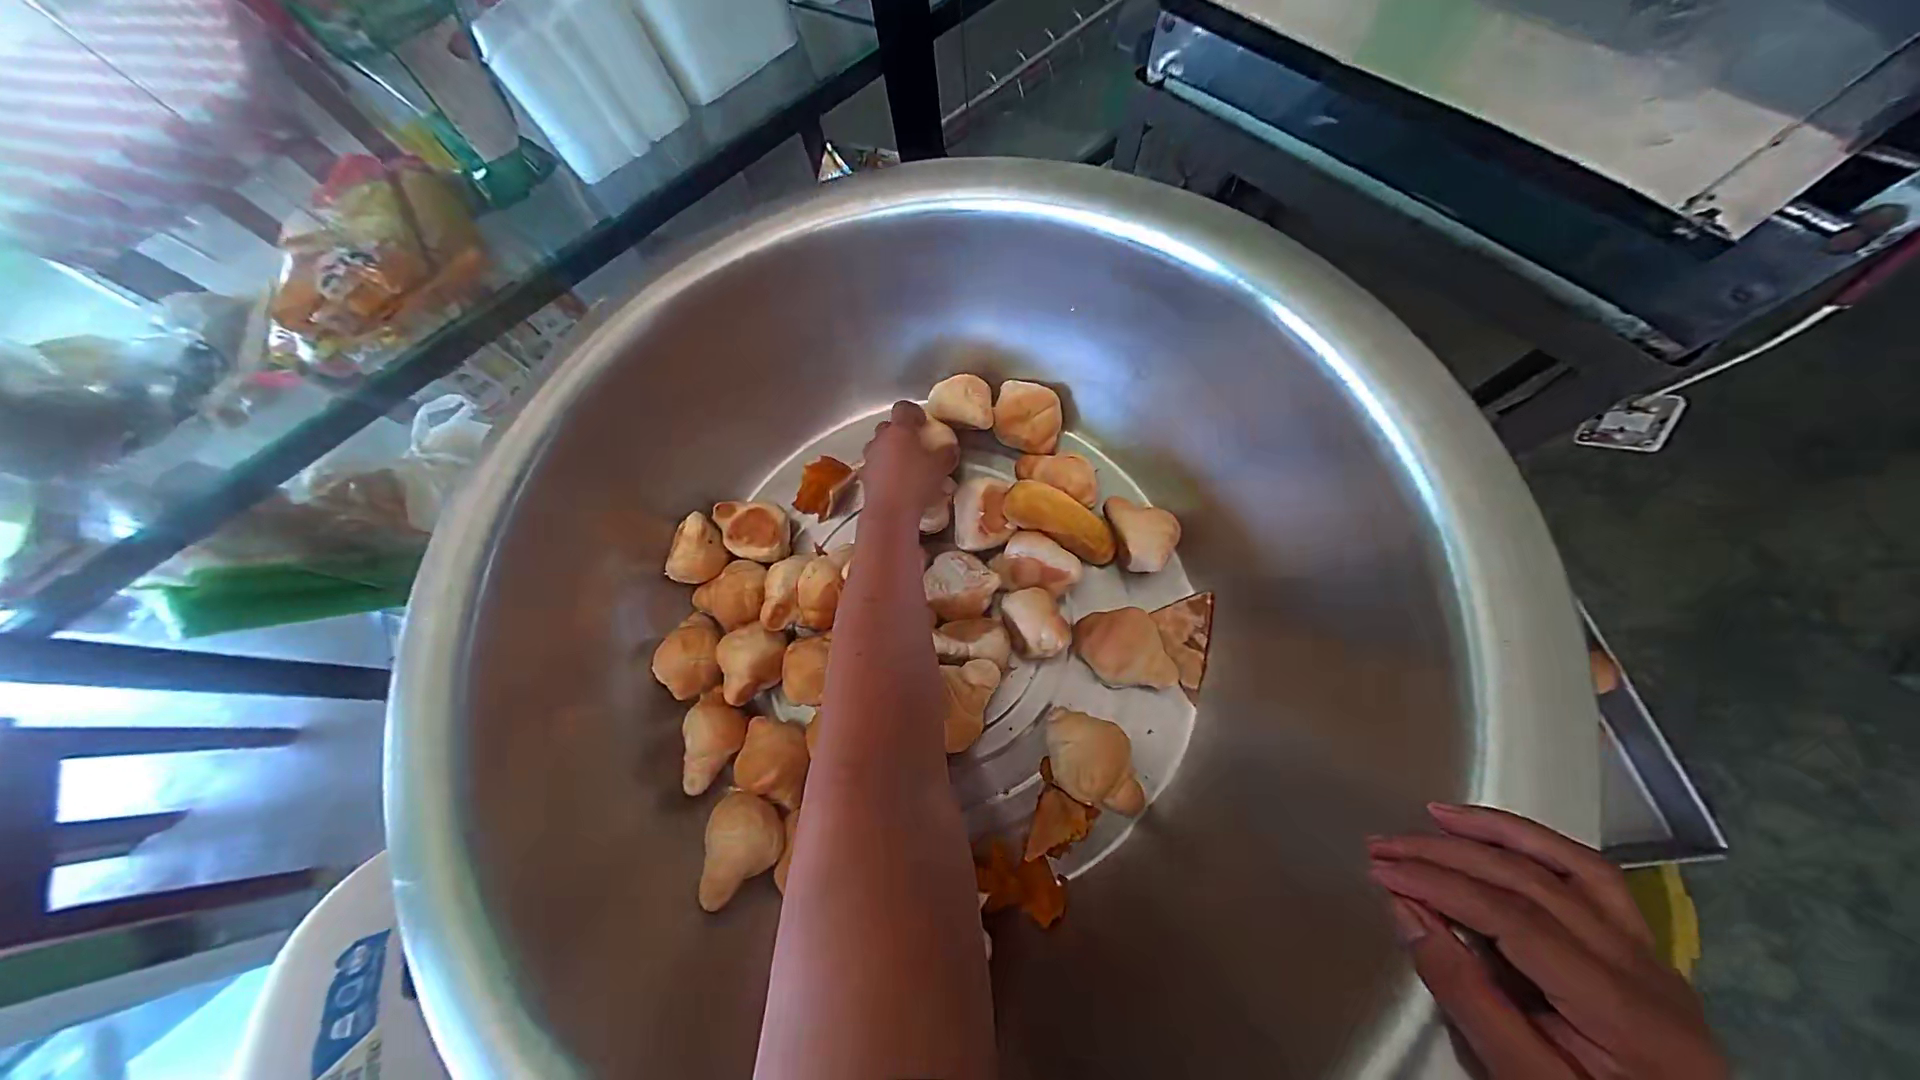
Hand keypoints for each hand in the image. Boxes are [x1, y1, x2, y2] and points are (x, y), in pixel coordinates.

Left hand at [860, 401, 949, 514]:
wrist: (890, 512)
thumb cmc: (917, 483)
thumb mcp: (941, 467)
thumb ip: (947, 454)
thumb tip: (951, 448)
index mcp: (900, 429)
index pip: (904, 408)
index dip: (914, 412)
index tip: (923, 421)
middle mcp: (881, 439)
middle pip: (888, 426)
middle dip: (900, 432)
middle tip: (915, 443)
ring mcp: (870, 457)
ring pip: (879, 446)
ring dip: (890, 450)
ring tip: (905, 463)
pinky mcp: (864, 476)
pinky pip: (875, 465)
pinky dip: (884, 469)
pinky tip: (895, 481)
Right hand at [1369, 804, 1727, 1079]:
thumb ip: (1468, 997)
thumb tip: (1407, 913)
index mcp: (1623, 1010)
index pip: (1513, 918)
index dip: (1439, 885)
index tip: (1381, 873)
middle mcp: (1645, 970)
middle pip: (1533, 882)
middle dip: (1446, 855)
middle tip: (1383, 847)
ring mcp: (1650, 955)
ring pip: (1570, 864)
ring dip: (1495, 832)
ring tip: (1435, 815)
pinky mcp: (1640, 950)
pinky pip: (1589, 876)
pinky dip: (1535, 845)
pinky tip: (1492, 835)